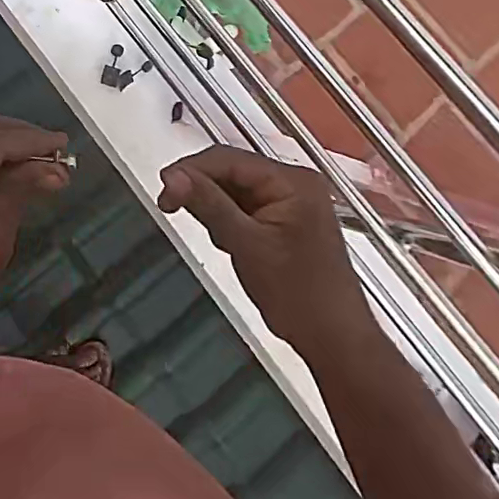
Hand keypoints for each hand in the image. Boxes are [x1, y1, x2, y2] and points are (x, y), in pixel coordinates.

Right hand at [158, 146, 373, 353]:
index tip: (164, 186)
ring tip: (219, 238)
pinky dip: (228, 221)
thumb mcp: (246, 244)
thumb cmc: (302, 296)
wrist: (334, 339)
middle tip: (170, 205)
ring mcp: (291, 202)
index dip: (191, 170)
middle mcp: (294, 184)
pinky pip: (245, 207)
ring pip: (235, 190)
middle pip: (231, 171)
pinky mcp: (285, 220)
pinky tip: (229, 242)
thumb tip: (175, 177)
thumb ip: (208, 205)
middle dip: (201, 190)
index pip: (229, 159)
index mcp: (292, 181)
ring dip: (215, 208)